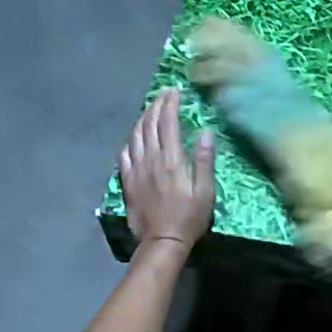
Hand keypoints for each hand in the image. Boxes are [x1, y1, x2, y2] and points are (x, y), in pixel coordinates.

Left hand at [120, 88, 215, 251]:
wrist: (162, 241)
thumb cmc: (189, 217)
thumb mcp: (205, 191)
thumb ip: (204, 160)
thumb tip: (206, 131)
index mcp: (171, 159)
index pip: (169, 123)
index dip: (170, 104)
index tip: (175, 91)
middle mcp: (151, 159)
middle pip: (150, 125)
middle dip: (157, 105)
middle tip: (164, 93)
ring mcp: (136, 169)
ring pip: (136, 135)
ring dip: (143, 118)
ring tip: (150, 108)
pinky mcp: (128, 180)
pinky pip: (125, 153)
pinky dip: (131, 139)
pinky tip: (134, 136)